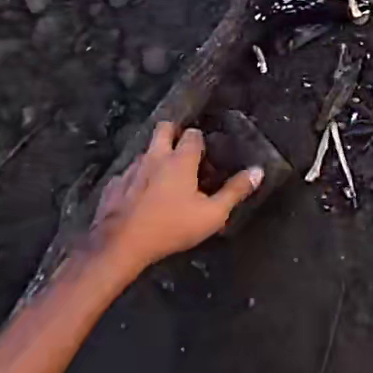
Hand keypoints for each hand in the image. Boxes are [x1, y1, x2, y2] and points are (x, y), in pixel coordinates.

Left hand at [88, 122, 261, 276]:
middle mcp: (154, 156)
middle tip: (183, 152)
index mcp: (179, 159)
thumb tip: (258, 171)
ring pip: (145, 151)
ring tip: (164, 178)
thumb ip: (234, 192)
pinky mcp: (114, 184)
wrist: (121, 243)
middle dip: (174, 133)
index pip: (193, 134)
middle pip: (164, 128)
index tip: (206, 155)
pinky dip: (136, 179)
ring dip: (155, 157)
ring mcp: (131, 168)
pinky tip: (140, 196)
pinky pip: (127, 173)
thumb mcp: (211, 214)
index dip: (201, 141)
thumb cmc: (172, 227)